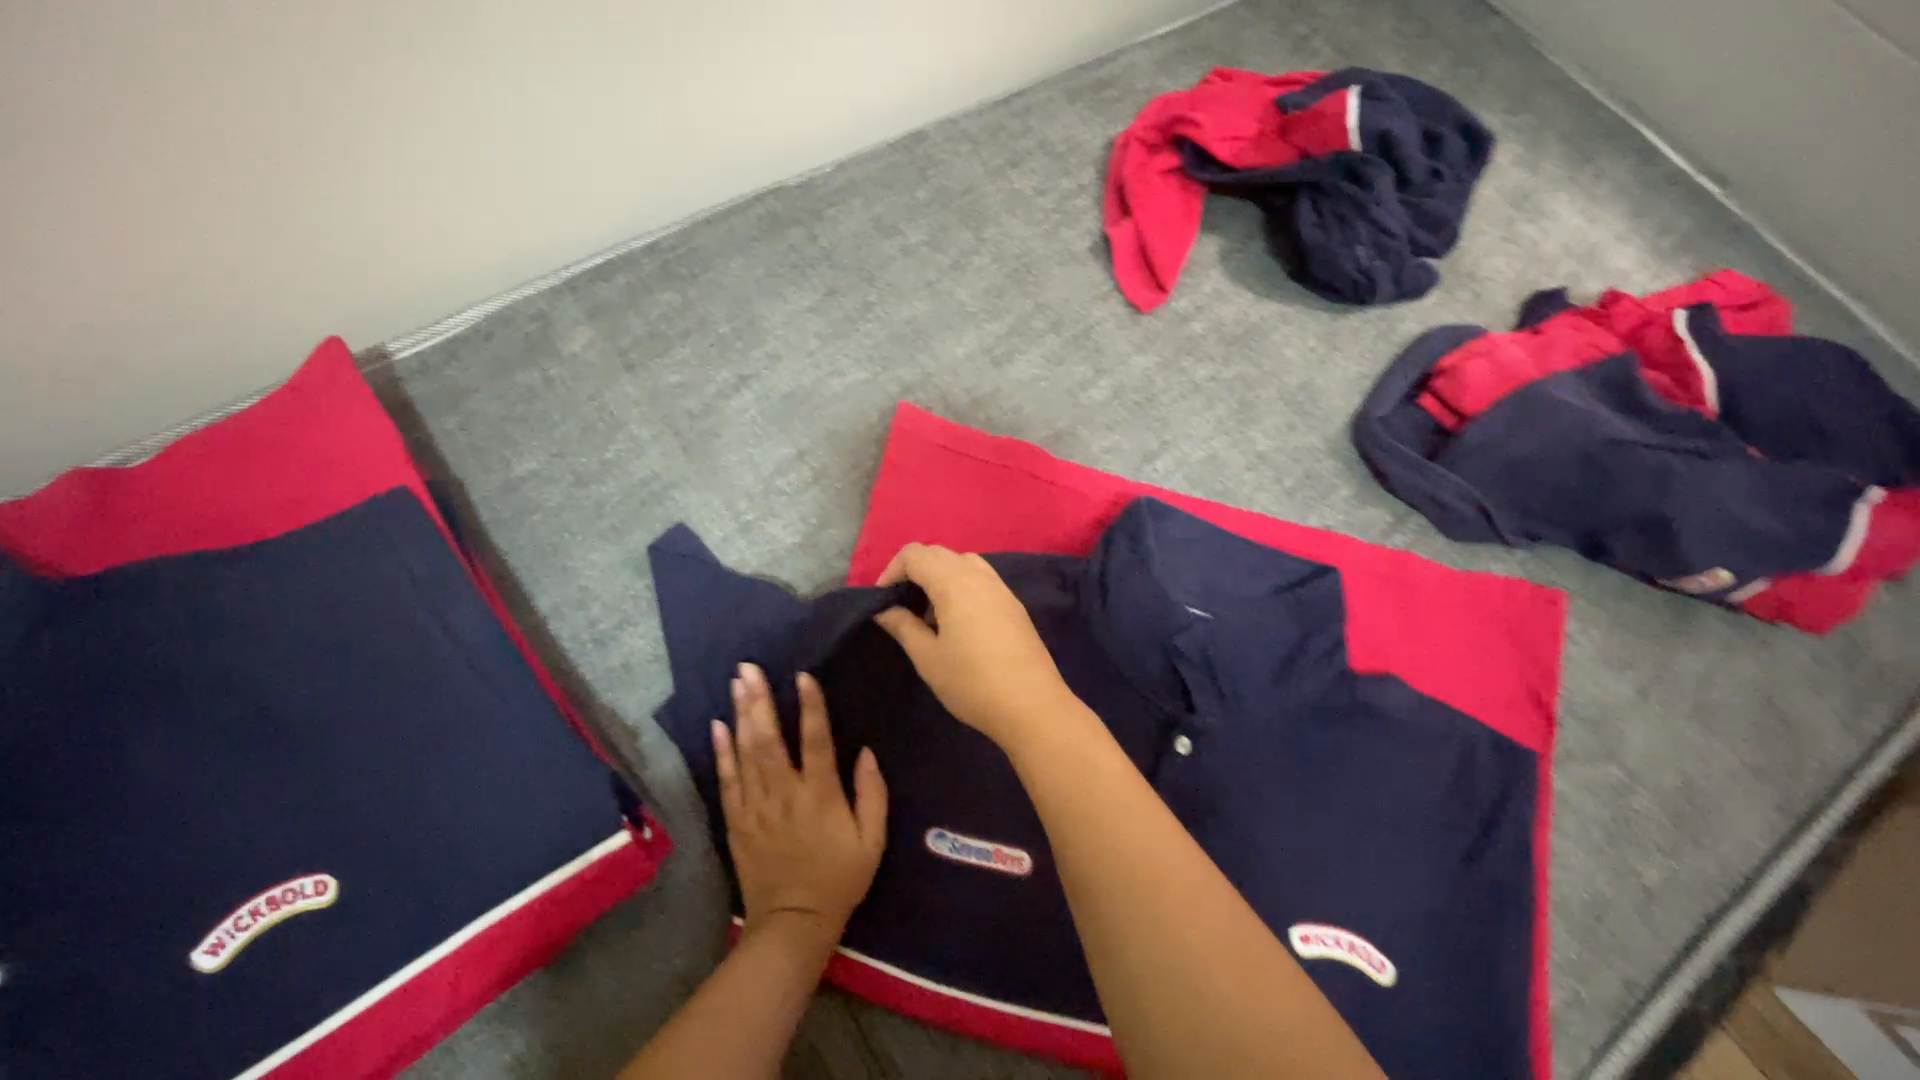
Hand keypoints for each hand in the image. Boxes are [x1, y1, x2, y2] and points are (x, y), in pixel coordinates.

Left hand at [712, 663, 887, 944]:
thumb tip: (866, 753)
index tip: (802, 676)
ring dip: (740, 715)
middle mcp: (785, 794)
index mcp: (821, 795)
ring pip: (746, 753)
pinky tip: (718, 726)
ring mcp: (756, 807)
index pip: (816, 740)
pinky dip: (722, 752)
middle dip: (759, 700)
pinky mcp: (737, 821)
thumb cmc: (840, 879)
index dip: (810, 706)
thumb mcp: (872, 841)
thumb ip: (871, 794)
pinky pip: (727, 781)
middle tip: (749, 668)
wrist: (794, 921)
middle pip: (770, 738)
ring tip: (736, 684)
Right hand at [871, 543, 1081, 750]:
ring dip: (940, 578)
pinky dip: (962, 587)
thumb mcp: (928, 658)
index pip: (915, 554)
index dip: (892, 571)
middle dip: (915, 572)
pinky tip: (959, 624)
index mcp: (954, 583)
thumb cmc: (972, 683)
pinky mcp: (1014, 605)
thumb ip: (903, 626)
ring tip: (931, 616)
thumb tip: (884, 609)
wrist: (1032, 706)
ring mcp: (1001, 589)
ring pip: (963, 563)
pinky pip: (982, 580)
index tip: (884, 601)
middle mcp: (979, 576)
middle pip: (939, 554)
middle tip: (903, 608)